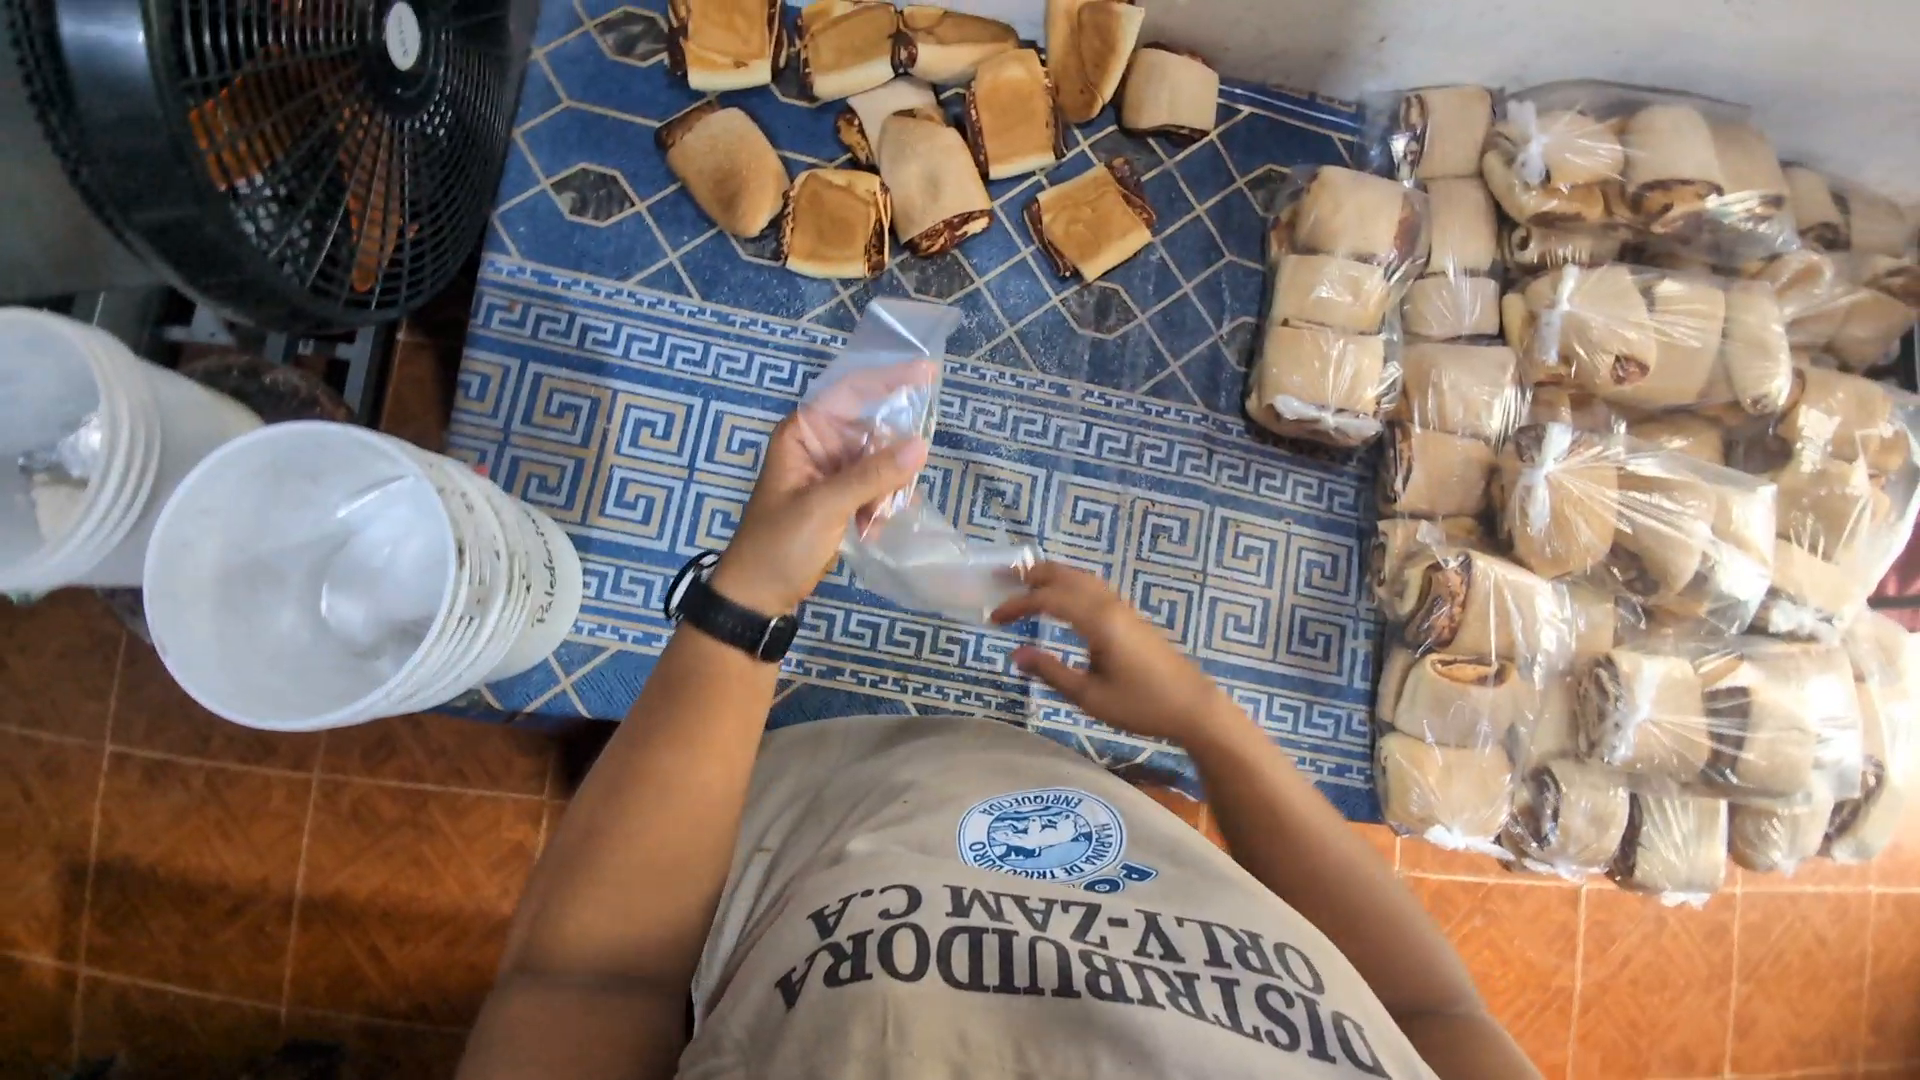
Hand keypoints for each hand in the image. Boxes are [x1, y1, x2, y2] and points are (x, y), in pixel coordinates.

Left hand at [710, 363, 934, 614]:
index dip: (889, 378)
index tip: (928, 372)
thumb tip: (921, 444)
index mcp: (803, 433)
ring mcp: (830, 473)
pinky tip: (870, 529)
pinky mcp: (840, 499)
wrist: (758, 597)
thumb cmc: (779, 546)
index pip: (851, 391)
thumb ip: (873, 474)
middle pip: (872, 428)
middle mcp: (818, 445)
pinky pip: (875, 487)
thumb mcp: (825, 507)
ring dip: (886, 487)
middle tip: (893, 489)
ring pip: (879, 461)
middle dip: (891, 456)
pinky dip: (880, 505)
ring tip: (873, 518)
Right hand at [991, 562, 1242, 744]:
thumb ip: (1051, 672)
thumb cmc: (1141, 706)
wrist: (1193, 707)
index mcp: (1098, 621)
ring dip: (1050, 576)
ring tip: (1024, 583)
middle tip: (1000, 579)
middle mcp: (1109, 605)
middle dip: (1030, 574)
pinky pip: (1092, 586)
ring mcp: (1122, 607)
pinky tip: (1060, 597)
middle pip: (1064, 575)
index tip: (994, 619)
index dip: (1017, 605)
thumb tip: (1017, 655)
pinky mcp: (1129, 616)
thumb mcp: (1089, 696)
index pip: (1047, 599)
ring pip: (1080, 577)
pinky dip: (1068, 583)